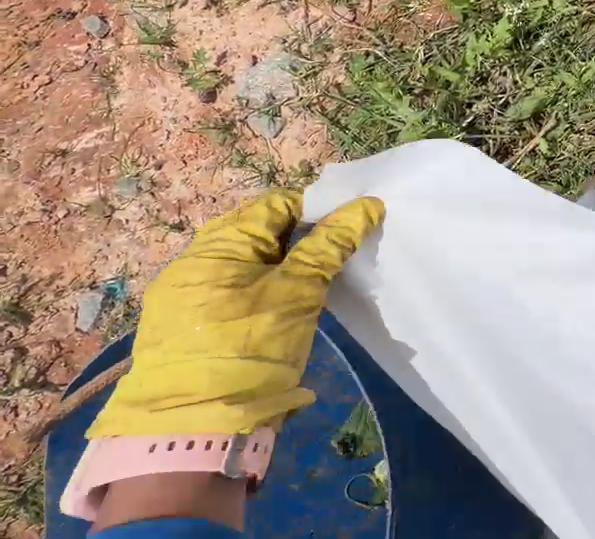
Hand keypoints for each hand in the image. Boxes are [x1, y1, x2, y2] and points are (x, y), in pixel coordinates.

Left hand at [88, 190, 384, 437]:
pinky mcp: (194, 319)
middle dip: (304, 232)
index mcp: (215, 248)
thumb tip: (368, 204)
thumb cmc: (250, 347)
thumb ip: (332, 243)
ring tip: (322, 273)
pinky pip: (239, 281)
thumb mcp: (300, 290)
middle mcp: (195, 263)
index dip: (318, 207)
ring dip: (289, 258)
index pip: (275, 204)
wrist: (196, 427)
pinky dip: (270, 280)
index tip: (351, 224)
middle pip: (262, 228)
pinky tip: (293, 296)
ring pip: (252, 257)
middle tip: (340, 248)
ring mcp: (190, 293)